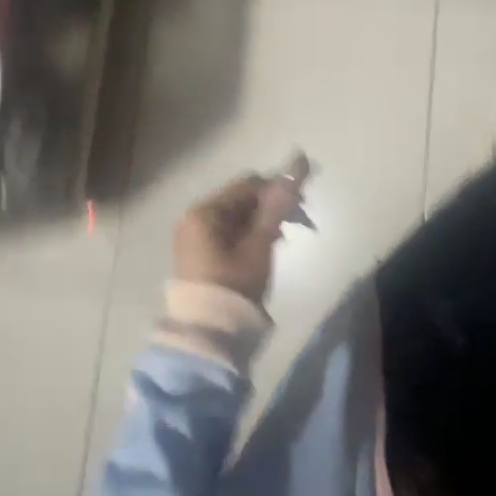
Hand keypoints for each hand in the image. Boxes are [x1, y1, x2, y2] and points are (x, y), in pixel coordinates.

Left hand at [172, 171, 302, 302]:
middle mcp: (194, 218)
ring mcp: (195, 237)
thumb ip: (278, 202)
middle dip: (272, 208)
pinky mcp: (200, 254)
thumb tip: (298, 160)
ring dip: (264, 223)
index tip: (301, 210)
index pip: (250, 183)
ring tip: (281, 241)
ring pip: (239, 217)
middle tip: (297, 226)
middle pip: (243, 199)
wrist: (208, 336)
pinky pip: (230, 233)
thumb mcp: (260, 242)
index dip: (278, 190)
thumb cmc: (234, 284)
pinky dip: (250, 235)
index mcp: (204, 210)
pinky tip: (264, 250)